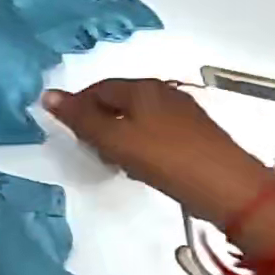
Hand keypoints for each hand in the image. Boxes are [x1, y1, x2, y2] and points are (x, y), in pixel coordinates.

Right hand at [43, 79, 274, 224]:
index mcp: (143, 88)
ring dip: (118, 135)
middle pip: (119, 101)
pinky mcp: (194, 134)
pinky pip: (154, 132)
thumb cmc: (164, 158)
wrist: (226, 187)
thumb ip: (81, 119)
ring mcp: (182, 113)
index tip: (68, 134)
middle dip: (99, 122)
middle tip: (90, 150)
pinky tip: (141, 166)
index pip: (98, 89)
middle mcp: (164, 92)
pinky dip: (139, 144)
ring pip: (137, 117)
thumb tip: (48, 95)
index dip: (78, 107)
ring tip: (113, 162)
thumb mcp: (115, 139)